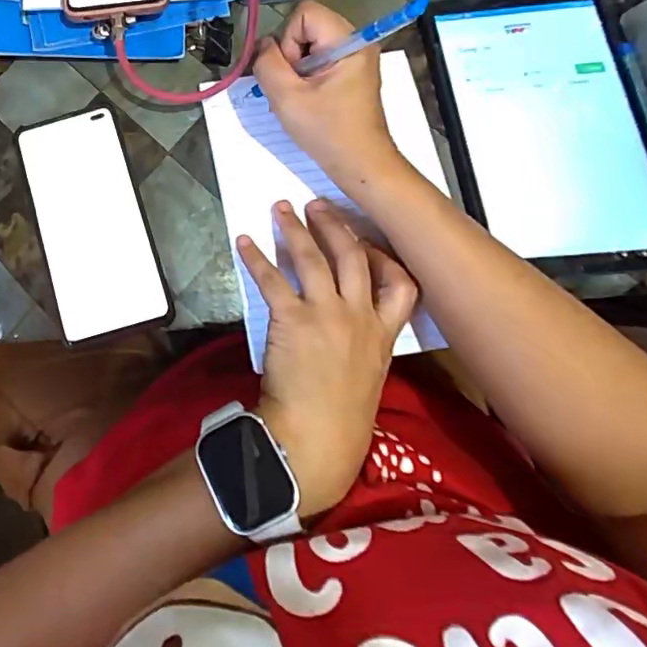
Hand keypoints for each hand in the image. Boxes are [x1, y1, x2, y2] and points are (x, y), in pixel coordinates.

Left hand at [237, 199, 418, 517]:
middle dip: (336, 225)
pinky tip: (244, 242)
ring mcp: (328, 315)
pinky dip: (257, 258)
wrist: (316, 442)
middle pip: (353, 256)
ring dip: (295, 229)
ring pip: (314, 258)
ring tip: (280, 209)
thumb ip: (363, 348)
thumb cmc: (342, 422)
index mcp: (383, 335)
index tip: (367, 243)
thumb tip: (343, 332)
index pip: (402, 286)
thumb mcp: (367, 380)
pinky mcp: (294, 319)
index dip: (385, 259)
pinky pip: (273, 279)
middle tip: (318, 205)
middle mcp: (359, 317)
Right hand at [252, 1, 406, 189]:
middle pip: (307, 26)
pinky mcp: (351, 73)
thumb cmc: (327, 133)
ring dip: (296, 68)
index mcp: (349, 41)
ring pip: (310, 44)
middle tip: (294, 88)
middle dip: (290, 54)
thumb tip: (262, 46)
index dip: (288, 40)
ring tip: (300, 97)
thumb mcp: (286, 97)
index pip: (305, 13)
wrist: (361, 164)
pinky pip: (319, 60)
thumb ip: (266, 63)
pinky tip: (307, 100)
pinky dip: (306, 77)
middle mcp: (356, 42)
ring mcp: (355, 58)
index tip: (293, 74)